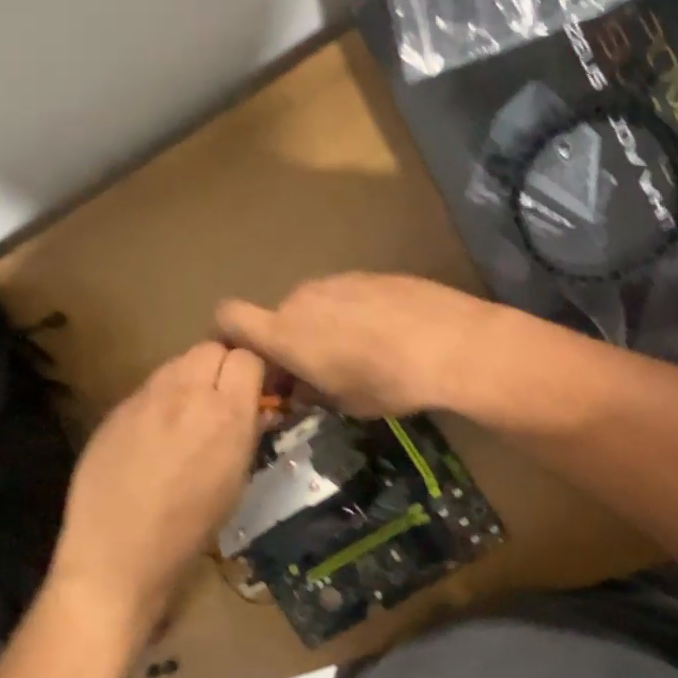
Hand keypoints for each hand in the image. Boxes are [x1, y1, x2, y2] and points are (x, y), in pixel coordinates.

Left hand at [45, 341, 265, 646]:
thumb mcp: (234, 485)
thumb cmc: (189, 534)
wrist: (117, 558)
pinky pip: (148, 388)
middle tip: (220, 401)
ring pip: (176, 362)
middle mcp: (186, 393)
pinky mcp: (115, 409)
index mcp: (226, 415)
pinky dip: (160, 400)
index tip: (253, 395)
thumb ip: (245, 435)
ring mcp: (145, 398)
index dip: (253, 373)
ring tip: (186, 417)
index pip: (248, 357)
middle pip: (211, 348)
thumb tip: (256, 411)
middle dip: (221, 367)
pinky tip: (153, 435)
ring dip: (189, 379)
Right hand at [215, 274, 496, 417]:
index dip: (226, 336)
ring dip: (321, 330)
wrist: (451, 343)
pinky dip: (352, 316)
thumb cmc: (387, 383)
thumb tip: (302, 385)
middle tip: (316, 375)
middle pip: (277, 318)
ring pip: (313, 307)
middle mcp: (302, 299)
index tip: (248, 361)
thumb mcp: (342, 402)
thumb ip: (310, 391)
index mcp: (285, 333)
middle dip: (287, 344)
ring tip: (360, 357)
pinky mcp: (370, 275)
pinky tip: (385, 338)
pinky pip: (345, 298)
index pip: (228, 318)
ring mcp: (338, 281)